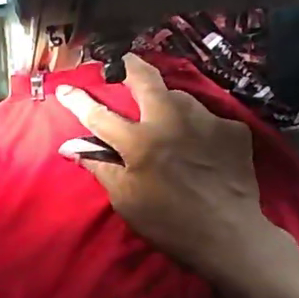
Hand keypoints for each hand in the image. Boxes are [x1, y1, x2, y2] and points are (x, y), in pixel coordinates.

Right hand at [55, 54, 298, 292]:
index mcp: (139, 142)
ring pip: (179, 97)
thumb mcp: (125, 199)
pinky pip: (206, 118)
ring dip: (165, 100)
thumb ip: (99, 166)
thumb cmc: (167, 222)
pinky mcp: (233, 130)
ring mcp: (207, 122)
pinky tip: (196, 143)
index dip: (79, 101)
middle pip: (146, 81)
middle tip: (122, 61)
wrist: (228, 236)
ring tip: (162, 113)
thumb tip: (71, 147)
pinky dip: (195, 125)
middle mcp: (172, 122)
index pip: (100, 115)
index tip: (65, 89)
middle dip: (129, 67)